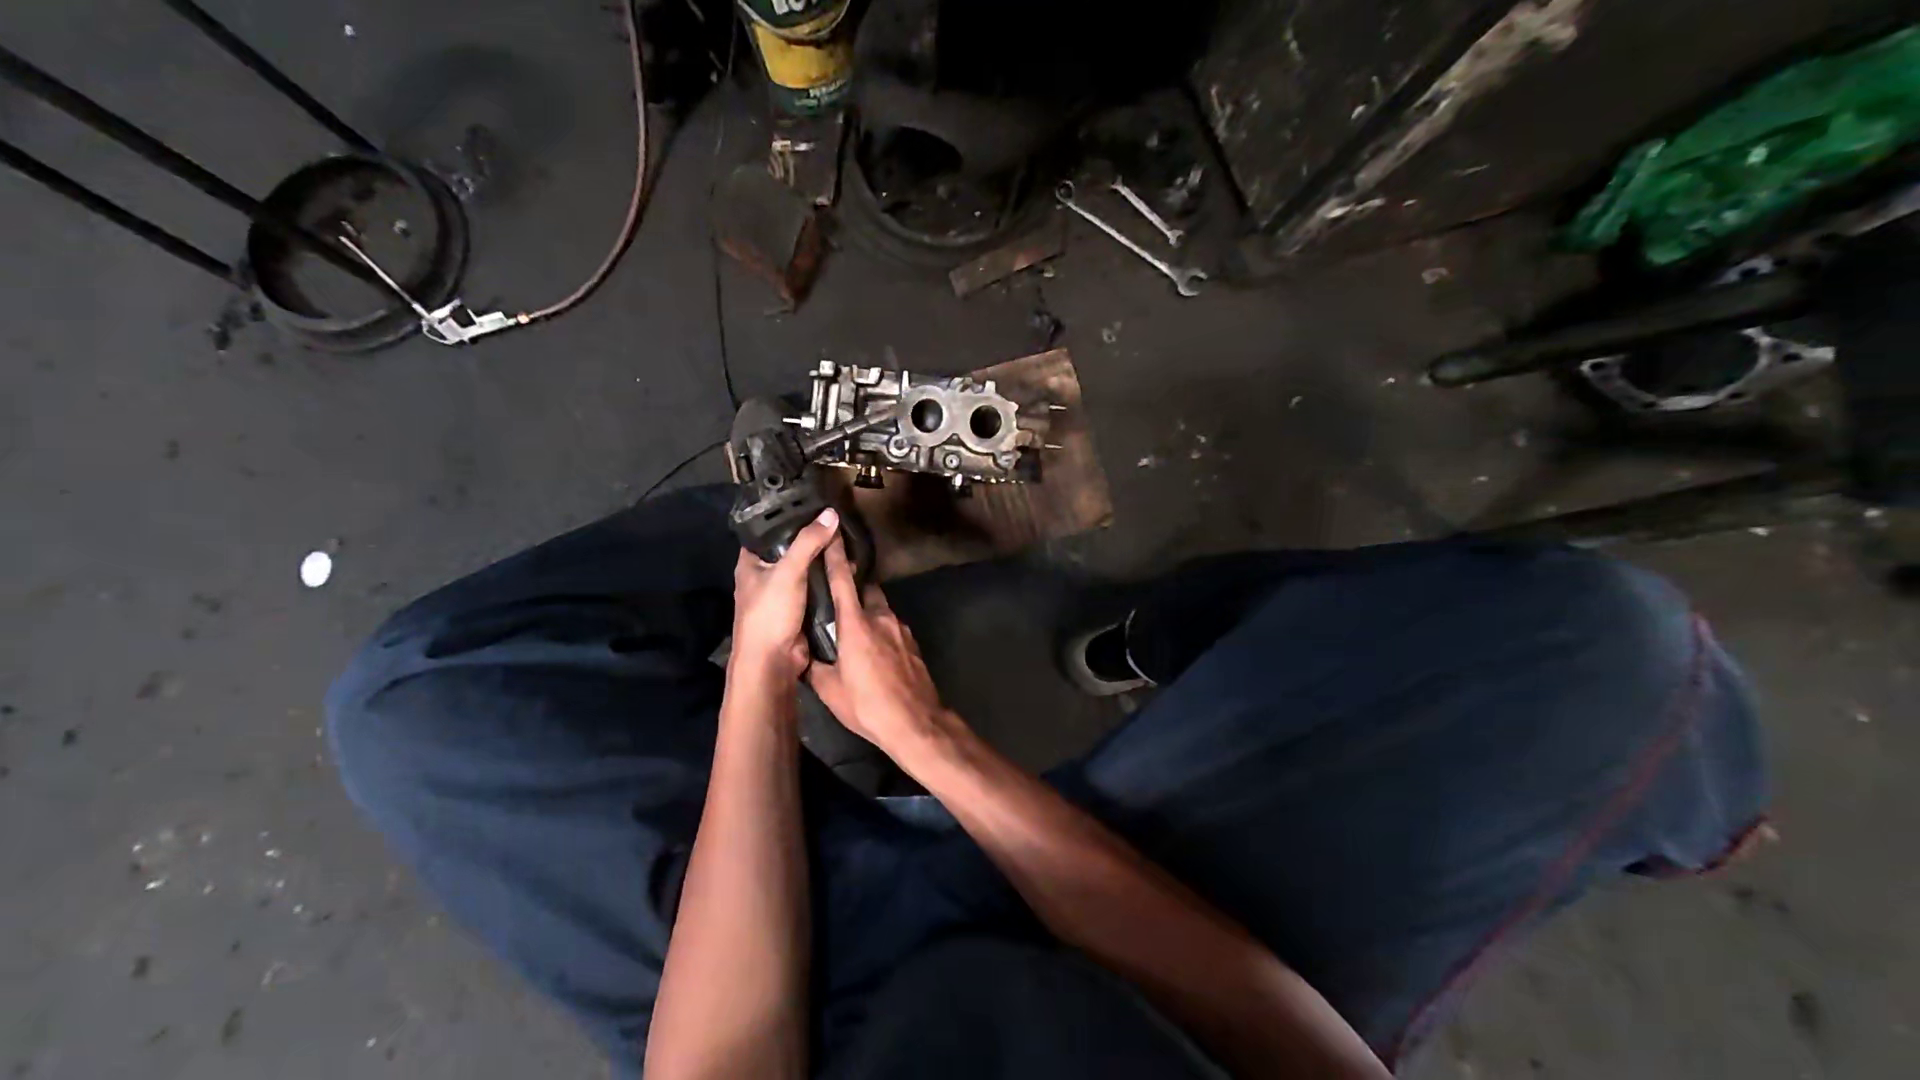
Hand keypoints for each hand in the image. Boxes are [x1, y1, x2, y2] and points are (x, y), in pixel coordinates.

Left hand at [731, 508, 840, 685]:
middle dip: (812, 539)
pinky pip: (817, 589)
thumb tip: (831, 513)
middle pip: (791, 550)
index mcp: (750, 563)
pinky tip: (848, 568)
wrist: (773, 662)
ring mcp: (783, 594)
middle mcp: (764, 576)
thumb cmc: (770, 612)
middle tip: (838, 520)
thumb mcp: (789, 571)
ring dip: (824, 561)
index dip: (786, 516)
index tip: (811, 502)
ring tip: (848, 540)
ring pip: (806, 570)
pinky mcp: (800, 610)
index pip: (766, 531)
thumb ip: (809, 542)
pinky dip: (829, 581)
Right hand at [806, 536, 957, 761]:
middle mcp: (881, 618)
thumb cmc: (868, 706)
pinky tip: (875, 651)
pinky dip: (881, 630)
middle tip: (837, 597)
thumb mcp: (830, 690)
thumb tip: (802, 656)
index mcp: (856, 624)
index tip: (832, 530)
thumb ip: (814, 666)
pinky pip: (892, 627)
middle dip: (853, 587)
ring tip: (854, 630)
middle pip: (866, 590)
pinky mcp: (913, 643)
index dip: (835, 553)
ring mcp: (901, 629)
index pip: (842, 579)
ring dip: (868, 612)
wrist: (916, 724)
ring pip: (881, 609)